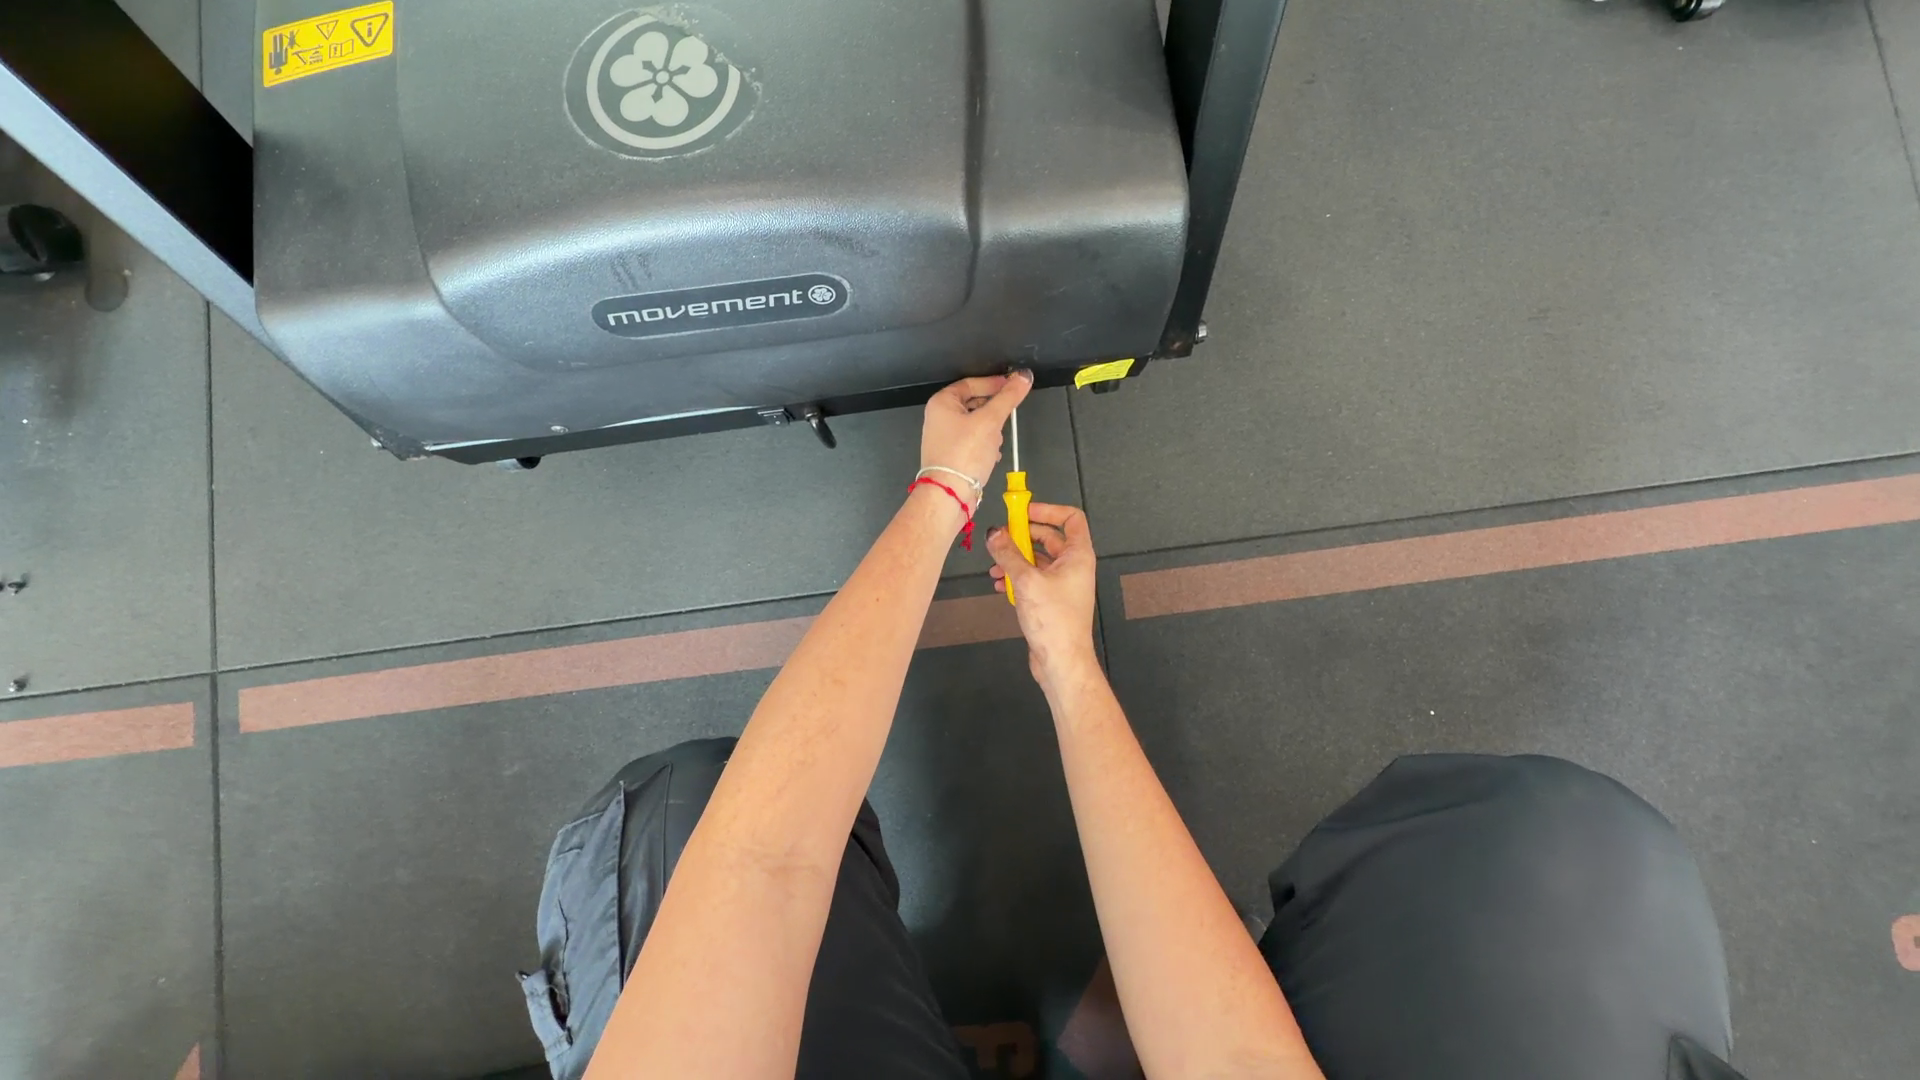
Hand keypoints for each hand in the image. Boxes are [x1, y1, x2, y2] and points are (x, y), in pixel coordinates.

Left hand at [921, 371, 1032, 498]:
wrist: (949, 495)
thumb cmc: (962, 457)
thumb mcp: (990, 421)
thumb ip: (1008, 398)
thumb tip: (1022, 378)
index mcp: (942, 403)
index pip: (972, 383)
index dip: (994, 383)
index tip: (1013, 385)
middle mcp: (939, 418)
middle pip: (974, 404)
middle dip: (993, 412)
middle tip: (1008, 414)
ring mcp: (944, 438)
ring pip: (976, 424)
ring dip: (991, 431)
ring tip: (997, 440)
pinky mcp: (952, 455)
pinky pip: (973, 442)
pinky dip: (985, 446)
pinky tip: (992, 454)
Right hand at [987, 502, 1099, 687]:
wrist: (1061, 661)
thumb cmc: (1053, 619)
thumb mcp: (1026, 581)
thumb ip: (1008, 554)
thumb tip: (993, 533)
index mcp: (1078, 555)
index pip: (1071, 518)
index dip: (1048, 510)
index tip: (1023, 511)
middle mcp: (1074, 566)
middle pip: (1049, 538)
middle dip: (1023, 536)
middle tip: (1000, 538)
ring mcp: (1064, 584)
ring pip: (1038, 560)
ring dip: (1016, 559)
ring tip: (994, 567)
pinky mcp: (1052, 600)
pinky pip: (1034, 579)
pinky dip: (1017, 577)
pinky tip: (1000, 585)